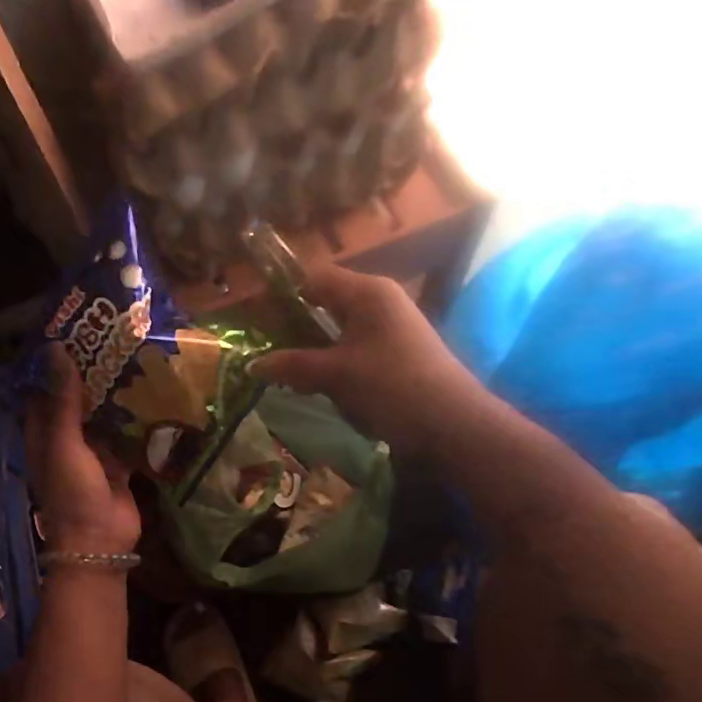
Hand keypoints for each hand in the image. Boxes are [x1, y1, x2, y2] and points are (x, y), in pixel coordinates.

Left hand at [25, 347, 140, 555]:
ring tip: (137, 356)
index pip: (44, 391)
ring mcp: (94, 452)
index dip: (54, 364)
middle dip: (92, 375)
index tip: (74, 331)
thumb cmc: (73, 492)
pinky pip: (127, 436)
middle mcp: (66, 440)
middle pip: (76, 400)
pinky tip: (154, 394)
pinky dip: (137, 420)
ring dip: (116, 395)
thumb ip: (63, 400)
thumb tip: (55, 349)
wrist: (101, 540)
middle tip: (115, 337)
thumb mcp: (64, 443)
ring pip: (103, 417)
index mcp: (44, 434)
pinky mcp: (119, 464)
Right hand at [250, 266, 486, 449]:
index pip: (315, 278)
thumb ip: (291, 365)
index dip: (283, 295)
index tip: (256, 319)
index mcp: (368, 293)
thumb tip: (252, 365)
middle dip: (293, 327)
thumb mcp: (334, 374)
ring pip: (336, 331)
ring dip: (310, 350)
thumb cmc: (390, 385)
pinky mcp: (393, 354)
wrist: (450, 423)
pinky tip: (315, 386)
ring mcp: (389, 329)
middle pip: (325, 304)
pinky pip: (351, 350)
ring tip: (284, 373)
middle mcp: (380, 302)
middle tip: (264, 350)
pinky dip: (330, 364)